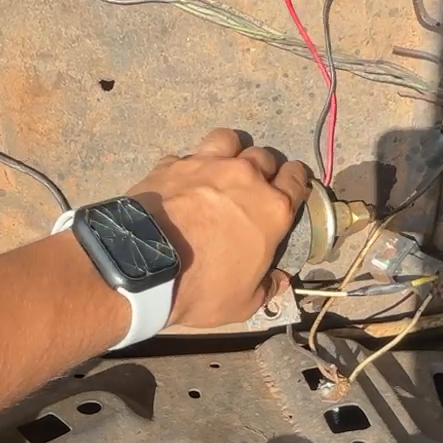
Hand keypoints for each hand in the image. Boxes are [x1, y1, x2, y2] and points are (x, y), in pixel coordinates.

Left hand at [127, 129, 310, 327]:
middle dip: (264, 168)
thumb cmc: (201, 288)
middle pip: (265, 156)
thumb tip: (281, 281)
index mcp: (272, 209)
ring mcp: (206, 165)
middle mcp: (244, 178)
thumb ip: (267, 287)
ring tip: (222, 166)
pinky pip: (186, 156)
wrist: (144, 267)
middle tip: (253, 185)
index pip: (297, 179)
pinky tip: (181, 181)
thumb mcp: (243, 303)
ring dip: (230, 150)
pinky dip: (188, 166)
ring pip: (228, 140)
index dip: (296, 182)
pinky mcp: (172, 165)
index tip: (290, 188)